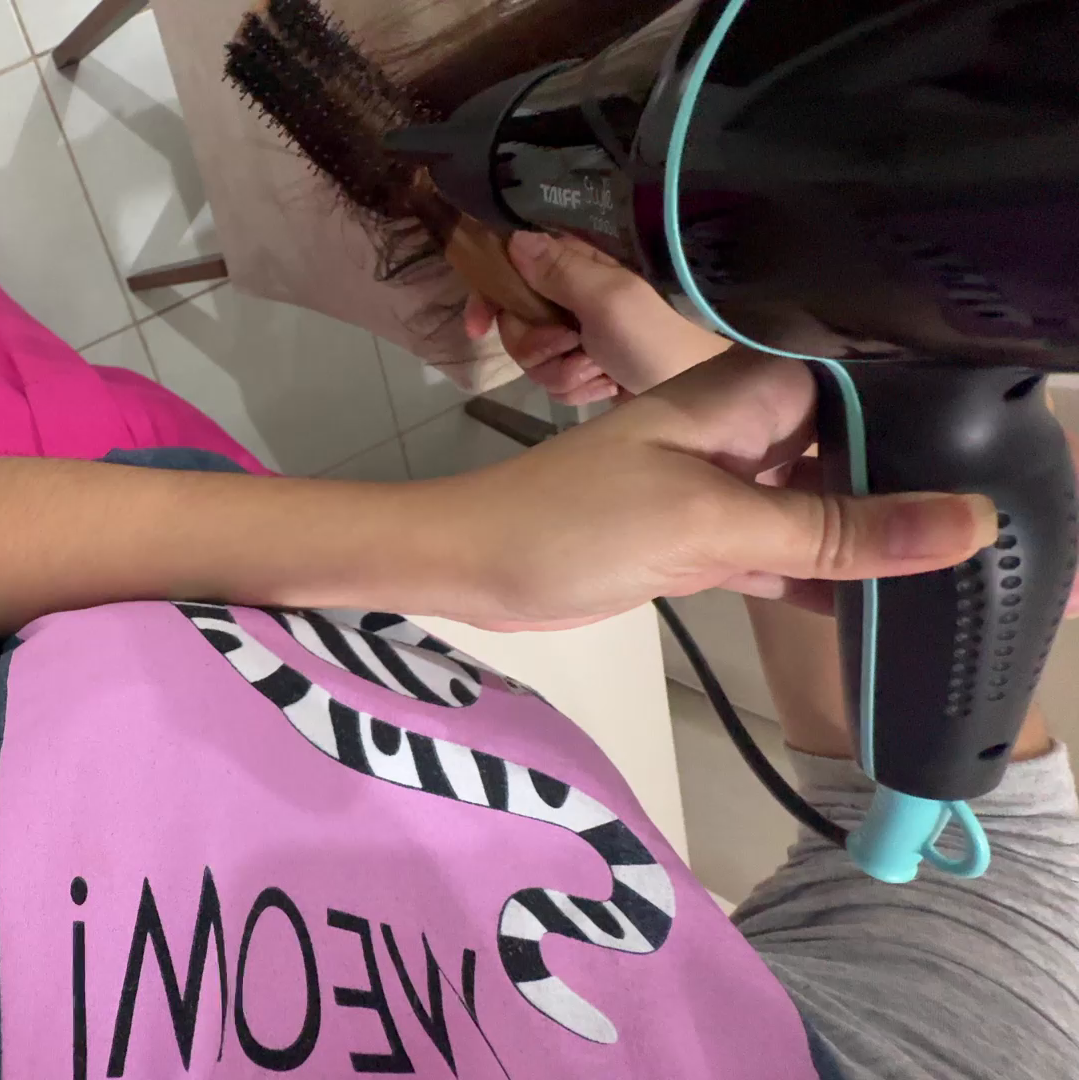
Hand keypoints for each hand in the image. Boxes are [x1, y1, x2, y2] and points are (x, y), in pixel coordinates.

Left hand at [440, 350, 997, 629]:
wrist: (469, 564)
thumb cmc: (569, 523)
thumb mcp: (703, 520)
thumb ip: (827, 524)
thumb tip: (971, 521)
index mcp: (740, 399)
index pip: (873, 389)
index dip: (953, 421)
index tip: (1039, 461)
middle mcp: (735, 438)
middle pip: (855, 456)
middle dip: (933, 493)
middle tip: (1045, 544)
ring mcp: (712, 494)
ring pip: (818, 514)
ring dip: (884, 547)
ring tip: (999, 584)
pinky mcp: (690, 544)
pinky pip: (776, 556)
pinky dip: (821, 580)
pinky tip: (895, 611)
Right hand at [464, 232, 733, 403]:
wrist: (703, 394)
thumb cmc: (661, 339)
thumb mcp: (611, 301)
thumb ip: (561, 271)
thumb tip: (514, 238)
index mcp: (584, 267)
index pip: (515, 267)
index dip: (489, 296)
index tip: (477, 328)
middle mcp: (576, 295)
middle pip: (515, 323)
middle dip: (537, 347)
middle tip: (571, 347)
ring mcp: (581, 333)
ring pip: (532, 358)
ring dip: (561, 372)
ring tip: (601, 371)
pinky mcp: (587, 364)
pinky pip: (552, 381)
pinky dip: (576, 388)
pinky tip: (606, 385)